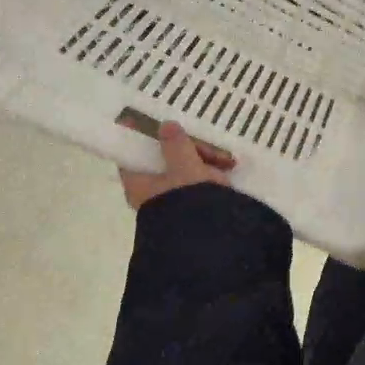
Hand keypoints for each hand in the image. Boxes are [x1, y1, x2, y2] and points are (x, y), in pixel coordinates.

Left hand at [119, 121, 236, 209]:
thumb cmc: (189, 200)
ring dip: (206, 161)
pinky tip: (229, 169)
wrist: (211, 239)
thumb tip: (166, 125)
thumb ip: (175, 144)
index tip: (159, 125)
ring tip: (228, 162)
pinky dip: (213, 175)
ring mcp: (174, 201)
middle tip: (211, 149)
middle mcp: (153, 193)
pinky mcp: (195, 208)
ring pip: (186, 171)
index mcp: (139, 182)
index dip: (145, 137)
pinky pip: (201, 184)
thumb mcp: (184, 166)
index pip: (136, 153)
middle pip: (165, 159)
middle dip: (190, 150)